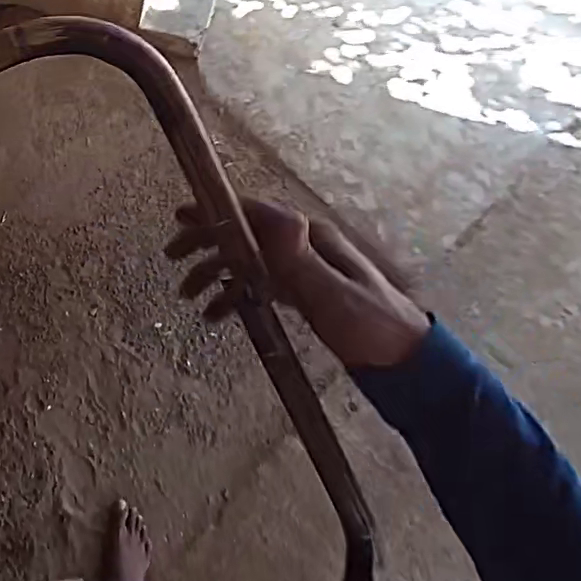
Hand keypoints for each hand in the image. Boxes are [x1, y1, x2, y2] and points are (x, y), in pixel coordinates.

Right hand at [166, 198, 429, 368]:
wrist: (409, 369)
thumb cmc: (373, 328)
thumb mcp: (334, 294)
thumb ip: (300, 256)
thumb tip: (274, 213)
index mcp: (310, 239)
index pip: (254, 214)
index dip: (215, 211)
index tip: (182, 216)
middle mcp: (301, 247)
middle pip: (242, 235)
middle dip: (204, 243)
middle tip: (172, 254)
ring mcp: (299, 269)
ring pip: (243, 261)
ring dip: (212, 273)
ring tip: (186, 294)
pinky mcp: (298, 292)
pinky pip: (255, 285)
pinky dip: (232, 296)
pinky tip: (214, 313)